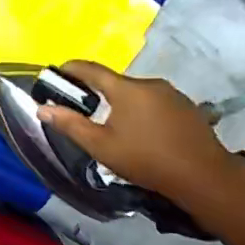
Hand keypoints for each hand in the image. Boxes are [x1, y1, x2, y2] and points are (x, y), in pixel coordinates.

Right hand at [36, 60, 239, 198]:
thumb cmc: (145, 159)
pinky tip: (142, 133)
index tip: (56, 72)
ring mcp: (172, 94)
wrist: (202, 175)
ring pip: (137, 93)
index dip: (71, 69)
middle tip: (83, 111)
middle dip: (97, 93)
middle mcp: (150, 83)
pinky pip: (155, 103)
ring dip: (122, 104)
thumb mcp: (100, 146)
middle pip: (115, 83)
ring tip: (114, 128)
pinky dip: (142, 112)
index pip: (91, 69)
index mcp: (126, 89)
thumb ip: (70, 124)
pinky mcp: (187, 107)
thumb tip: (42, 108)